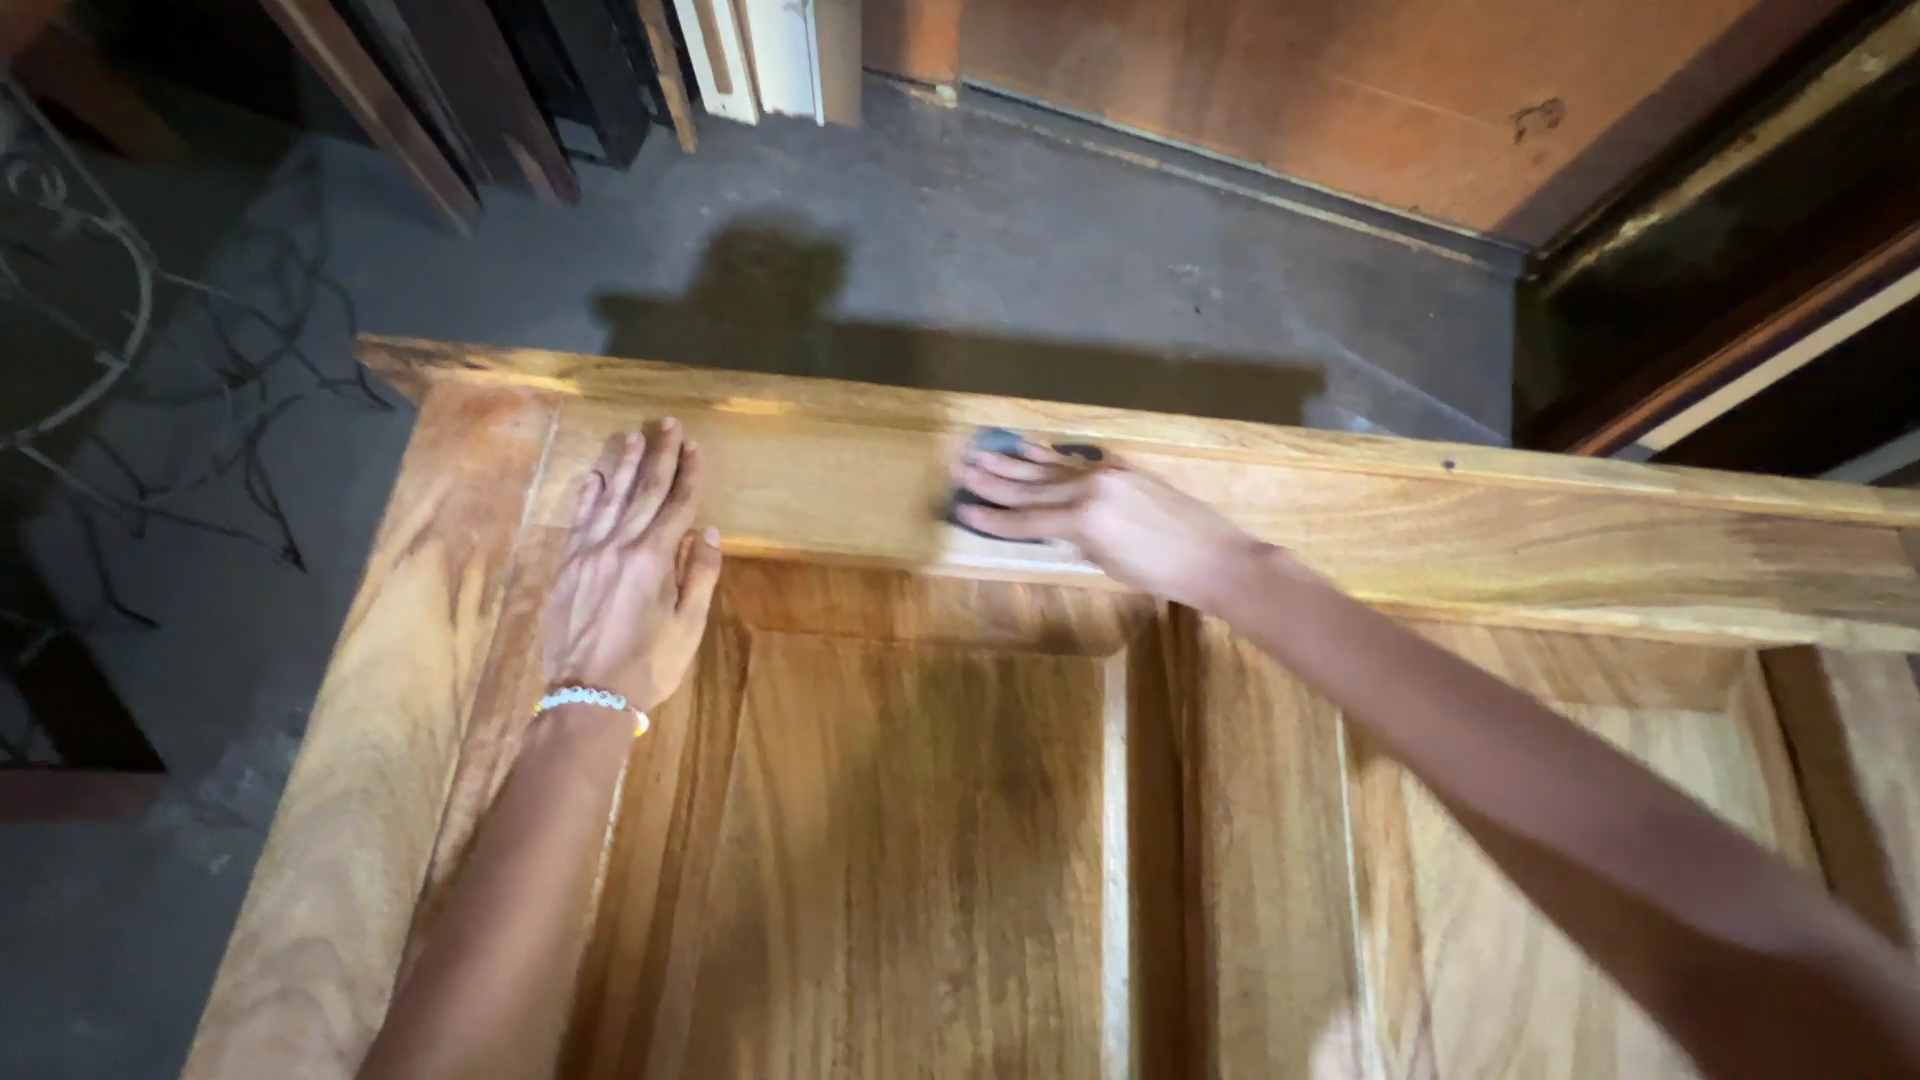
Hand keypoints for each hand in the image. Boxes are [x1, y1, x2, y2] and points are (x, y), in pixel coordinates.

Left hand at [544, 420, 721, 711]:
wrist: (588, 693)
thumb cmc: (649, 664)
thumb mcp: (689, 624)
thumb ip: (699, 574)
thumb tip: (707, 532)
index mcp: (655, 558)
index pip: (677, 505)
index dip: (690, 475)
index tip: (696, 448)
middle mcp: (620, 545)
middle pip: (645, 491)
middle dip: (661, 456)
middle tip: (669, 425)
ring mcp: (589, 553)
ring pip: (611, 498)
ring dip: (626, 465)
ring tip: (636, 437)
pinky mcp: (568, 566)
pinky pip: (580, 520)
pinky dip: (590, 496)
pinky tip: (596, 478)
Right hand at [953, 441, 1269, 609]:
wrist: (1214, 556)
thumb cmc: (1161, 575)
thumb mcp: (1109, 563)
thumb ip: (1077, 540)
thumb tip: (1057, 527)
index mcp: (1084, 521)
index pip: (1027, 521)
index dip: (993, 519)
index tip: (964, 510)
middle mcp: (1089, 490)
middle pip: (1031, 490)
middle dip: (994, 484)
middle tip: (962, 472)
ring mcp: (1106, 475)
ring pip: (1049, 471)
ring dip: (1012, 464)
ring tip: (981, 456)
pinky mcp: (1121, 469)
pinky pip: (1075, 463)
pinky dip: (1049, 456)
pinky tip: (1026, 447)